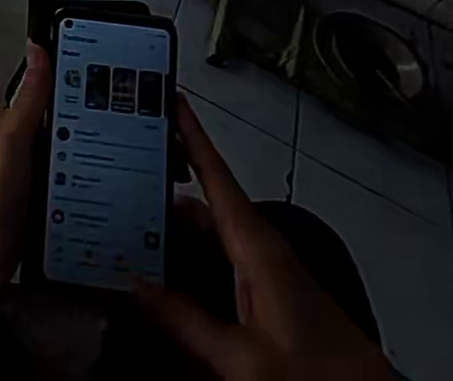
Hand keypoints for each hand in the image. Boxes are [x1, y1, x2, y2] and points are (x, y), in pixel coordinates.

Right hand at [131, 96, 392, 380]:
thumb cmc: (328, 379)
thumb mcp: (245, 359)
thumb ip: (186, 320)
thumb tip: (137, 286)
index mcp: (256, 247)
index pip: (214, 173)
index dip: (191, 133)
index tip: (173, 99)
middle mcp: (259, 250)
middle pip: (199, 201)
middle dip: (161, 185)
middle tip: (124, 170)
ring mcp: (264, 271)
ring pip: (206, 232)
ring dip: (171, 227)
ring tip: (132, 228)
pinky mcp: (267, 292)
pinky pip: (217, 256)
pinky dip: (188, 254)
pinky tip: (165, 275)